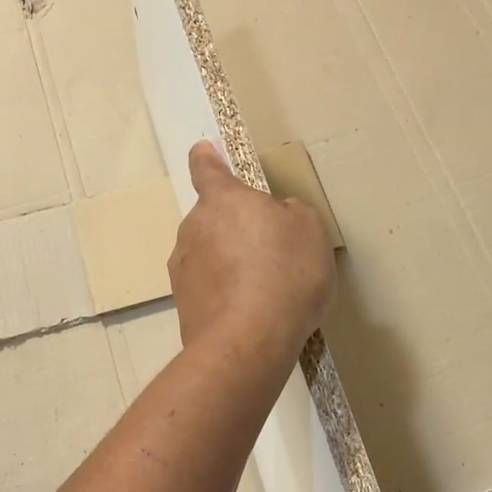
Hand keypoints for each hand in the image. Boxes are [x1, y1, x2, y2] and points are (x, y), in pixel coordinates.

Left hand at [168, 140, 334, 362]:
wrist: (248, 341)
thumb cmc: (284, 274)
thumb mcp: (309, 230)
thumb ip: (290, 213)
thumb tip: (278, 215)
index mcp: (222, 200)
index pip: (206, 167)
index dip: (207, 157)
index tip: (205, 150)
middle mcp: (193, 227)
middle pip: (214, 217)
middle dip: (235, 227)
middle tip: (269, 249)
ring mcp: (183, 267)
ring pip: (209, 254)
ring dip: (229, 263)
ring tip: (264, 289)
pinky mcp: (183, 304)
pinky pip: (210, 288)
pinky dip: (225, 294)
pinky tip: (251, 313)